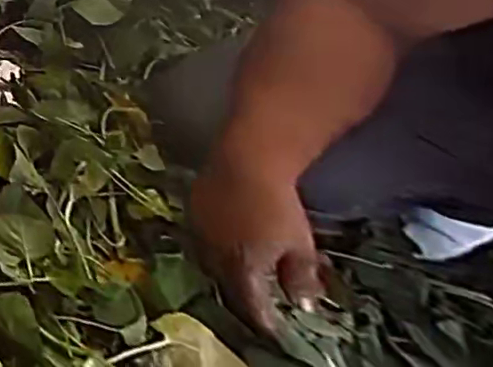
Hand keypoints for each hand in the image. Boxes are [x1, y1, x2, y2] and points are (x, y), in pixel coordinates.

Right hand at [192, 156, 324, 334]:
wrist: (244, 162)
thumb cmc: (278, 208)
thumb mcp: (301, 248)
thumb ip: (300, 280)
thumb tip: (300, 306)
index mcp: (240, 263)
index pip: (249, 301)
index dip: (262, 319)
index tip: (274, 329)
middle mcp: (212, 248)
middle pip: (222, 280)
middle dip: (238, 294)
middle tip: (256, 302)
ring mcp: (198, 226)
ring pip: (206, 258)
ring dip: (223, 269)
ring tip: (239, 272)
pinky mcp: (191, 207)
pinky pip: (200, 236)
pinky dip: (214, 247)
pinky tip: (226, 242)